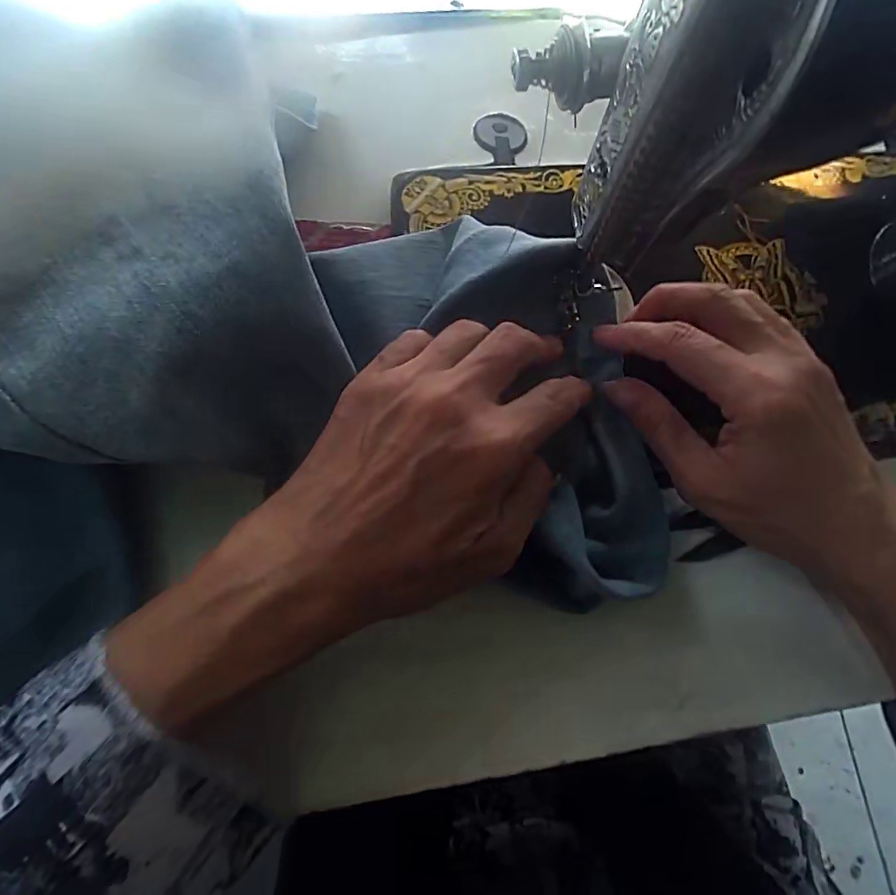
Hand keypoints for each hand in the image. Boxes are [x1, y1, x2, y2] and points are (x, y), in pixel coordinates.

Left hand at [108, 322, 590, 730]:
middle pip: (513, 341)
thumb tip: (541, 457)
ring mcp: (409, 380)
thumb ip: (529, 498)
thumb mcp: (491, 554)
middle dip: (540, 344)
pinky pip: (414, 338)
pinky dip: (436, 346)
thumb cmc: (407, 565)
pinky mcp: (371, 377)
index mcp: (494, 443)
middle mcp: (457, 397)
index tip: (579, 390)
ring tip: (491, 358)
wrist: (316, 553)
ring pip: (465, 330)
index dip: (576, 390)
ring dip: (490, 340)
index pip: (554, 396)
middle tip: (544, 355)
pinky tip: (435, 366)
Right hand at [593, 283, 895, 584]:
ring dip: (692, 298)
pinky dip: (721, 309)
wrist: (857, 525)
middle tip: (628, 323)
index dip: (635, 334)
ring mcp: (801, 354)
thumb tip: (614, 386)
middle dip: (663, 300)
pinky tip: (698, 329)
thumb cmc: (776, 514)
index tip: (601, 337)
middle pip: (715, 300)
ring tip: (656, 321)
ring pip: (741, 298)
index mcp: (756, 393)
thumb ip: (658, 425)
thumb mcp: (703, 481)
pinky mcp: (808, 359)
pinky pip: (760, 314)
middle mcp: (783, 359)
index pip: (683, 342)